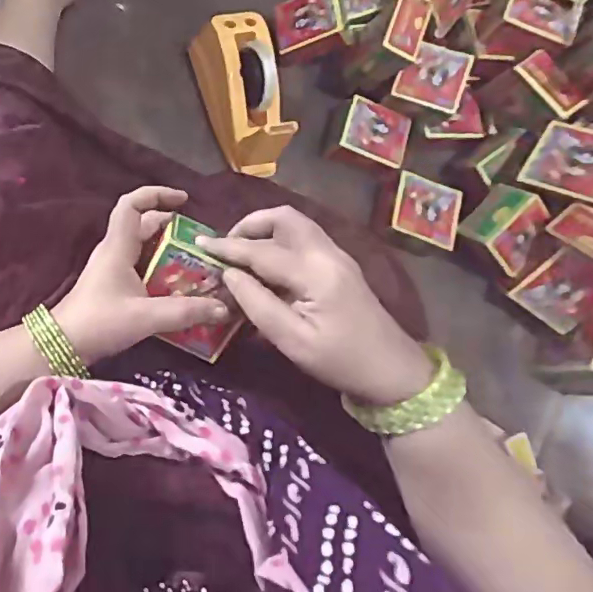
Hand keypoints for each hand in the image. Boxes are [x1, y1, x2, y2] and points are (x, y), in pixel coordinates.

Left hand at [52, 187, 232, 364]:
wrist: (62, 345)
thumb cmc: (99, 322)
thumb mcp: (146, 317)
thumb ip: (186, 312)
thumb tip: (223, 308)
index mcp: (117, 247)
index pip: (132, 204)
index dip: (157, 194)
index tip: (184, 201)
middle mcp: (114, 252)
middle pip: (143, 225)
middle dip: (171, 227)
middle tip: (198, 241)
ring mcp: (111, 269)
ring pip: (142, 248)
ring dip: (167, 250)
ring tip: (195, 264)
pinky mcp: (111, 286)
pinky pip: (140, 267)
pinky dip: (159, 270)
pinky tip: (177, 288)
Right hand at [196, 207, 432, 405]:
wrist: (393, 373)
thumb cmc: (339, 361)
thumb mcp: (292, 341)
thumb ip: (257, 304)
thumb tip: (229, 274)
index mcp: (315, 273)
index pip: (262, 249)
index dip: (227, 246)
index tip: (199, 242)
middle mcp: (327, 254)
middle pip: (285, 218)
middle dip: (250, 225)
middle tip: (226, 247)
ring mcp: (337, 257)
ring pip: (296, 225)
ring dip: (265, 230)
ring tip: (241, 254)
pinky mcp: (340, 266)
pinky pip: (304, 240)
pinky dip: (279, 241)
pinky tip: (265, 267)